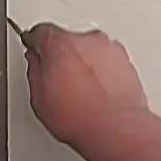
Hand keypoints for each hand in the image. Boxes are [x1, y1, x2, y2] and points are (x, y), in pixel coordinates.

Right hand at [25, 23, 153, 151]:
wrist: (114, 129)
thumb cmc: (80, 116)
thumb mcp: (39, 98)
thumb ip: (34, 71)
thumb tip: (36, 63)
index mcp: (59, 43)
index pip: (41, 32)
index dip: (35, 45)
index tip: (35, 53)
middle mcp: (87, 39)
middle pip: (68, 38)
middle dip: (62, 56)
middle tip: (57, 80)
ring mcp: (109, 48)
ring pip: (89, 48)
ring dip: (84, 63)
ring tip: (79, 91)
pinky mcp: (126, 60)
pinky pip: (107, 59)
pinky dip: (101, 70)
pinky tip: (95, 92)